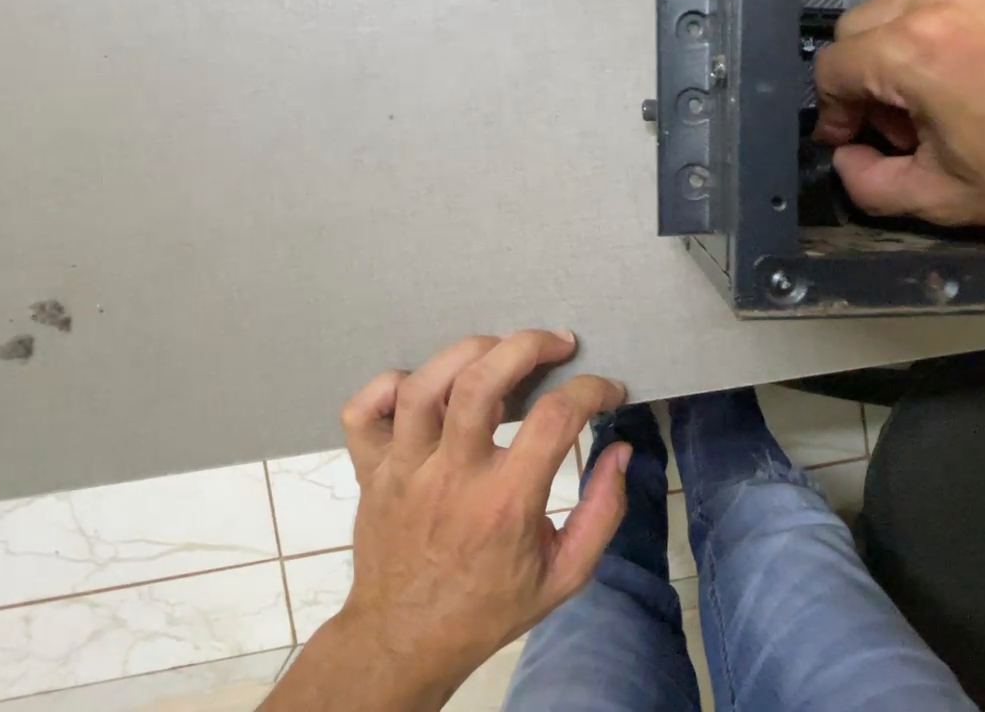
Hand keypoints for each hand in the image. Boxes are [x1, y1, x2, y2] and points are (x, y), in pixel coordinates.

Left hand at [261, 331, 629, 711]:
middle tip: (558, 342)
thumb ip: (602, 512)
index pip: (554, 419)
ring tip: (499, 350)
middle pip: (480, 384)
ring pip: (424, 386)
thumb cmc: (490, 607)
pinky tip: (422, 385)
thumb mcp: (566, 575)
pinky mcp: (369, 471)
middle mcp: (451, 478)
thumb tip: (620, 450)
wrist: (404, 642)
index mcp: (504, 504)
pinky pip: (364, 411)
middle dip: (527, 345)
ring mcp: (403, 471)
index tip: (608, 390)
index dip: (591, 391)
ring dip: (468, 352)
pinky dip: (388, 383)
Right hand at [813, 0, 984, 235]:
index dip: (835, 110)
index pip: (833, 64)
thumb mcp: (953, 201)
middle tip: (911, 121)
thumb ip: (871, 184)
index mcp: (924, 48)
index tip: (857, 138)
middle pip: (864, 23)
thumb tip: (847, 157)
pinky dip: (965, 18)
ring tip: (961, 89)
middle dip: (871, 74)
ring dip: (914, 43)